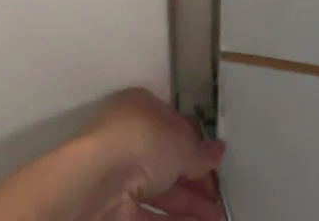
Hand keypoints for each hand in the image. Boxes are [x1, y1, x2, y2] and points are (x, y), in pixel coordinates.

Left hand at [82, 88, 224, 219]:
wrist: (98, 182)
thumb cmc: (142, 142)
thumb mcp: (182, 142)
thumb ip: (200, 152)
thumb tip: (218, 151)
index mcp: (141, 109)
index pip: (173, 125)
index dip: (196, 144)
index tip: (215, 161)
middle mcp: (129, 139)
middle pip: (168, 162)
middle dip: (197, 181)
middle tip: (219, 197)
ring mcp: (121, 176)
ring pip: (162, 192)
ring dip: (191, 205)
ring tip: (218, 218)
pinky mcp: (117, 209)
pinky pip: (152, 214)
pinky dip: (176, 219)